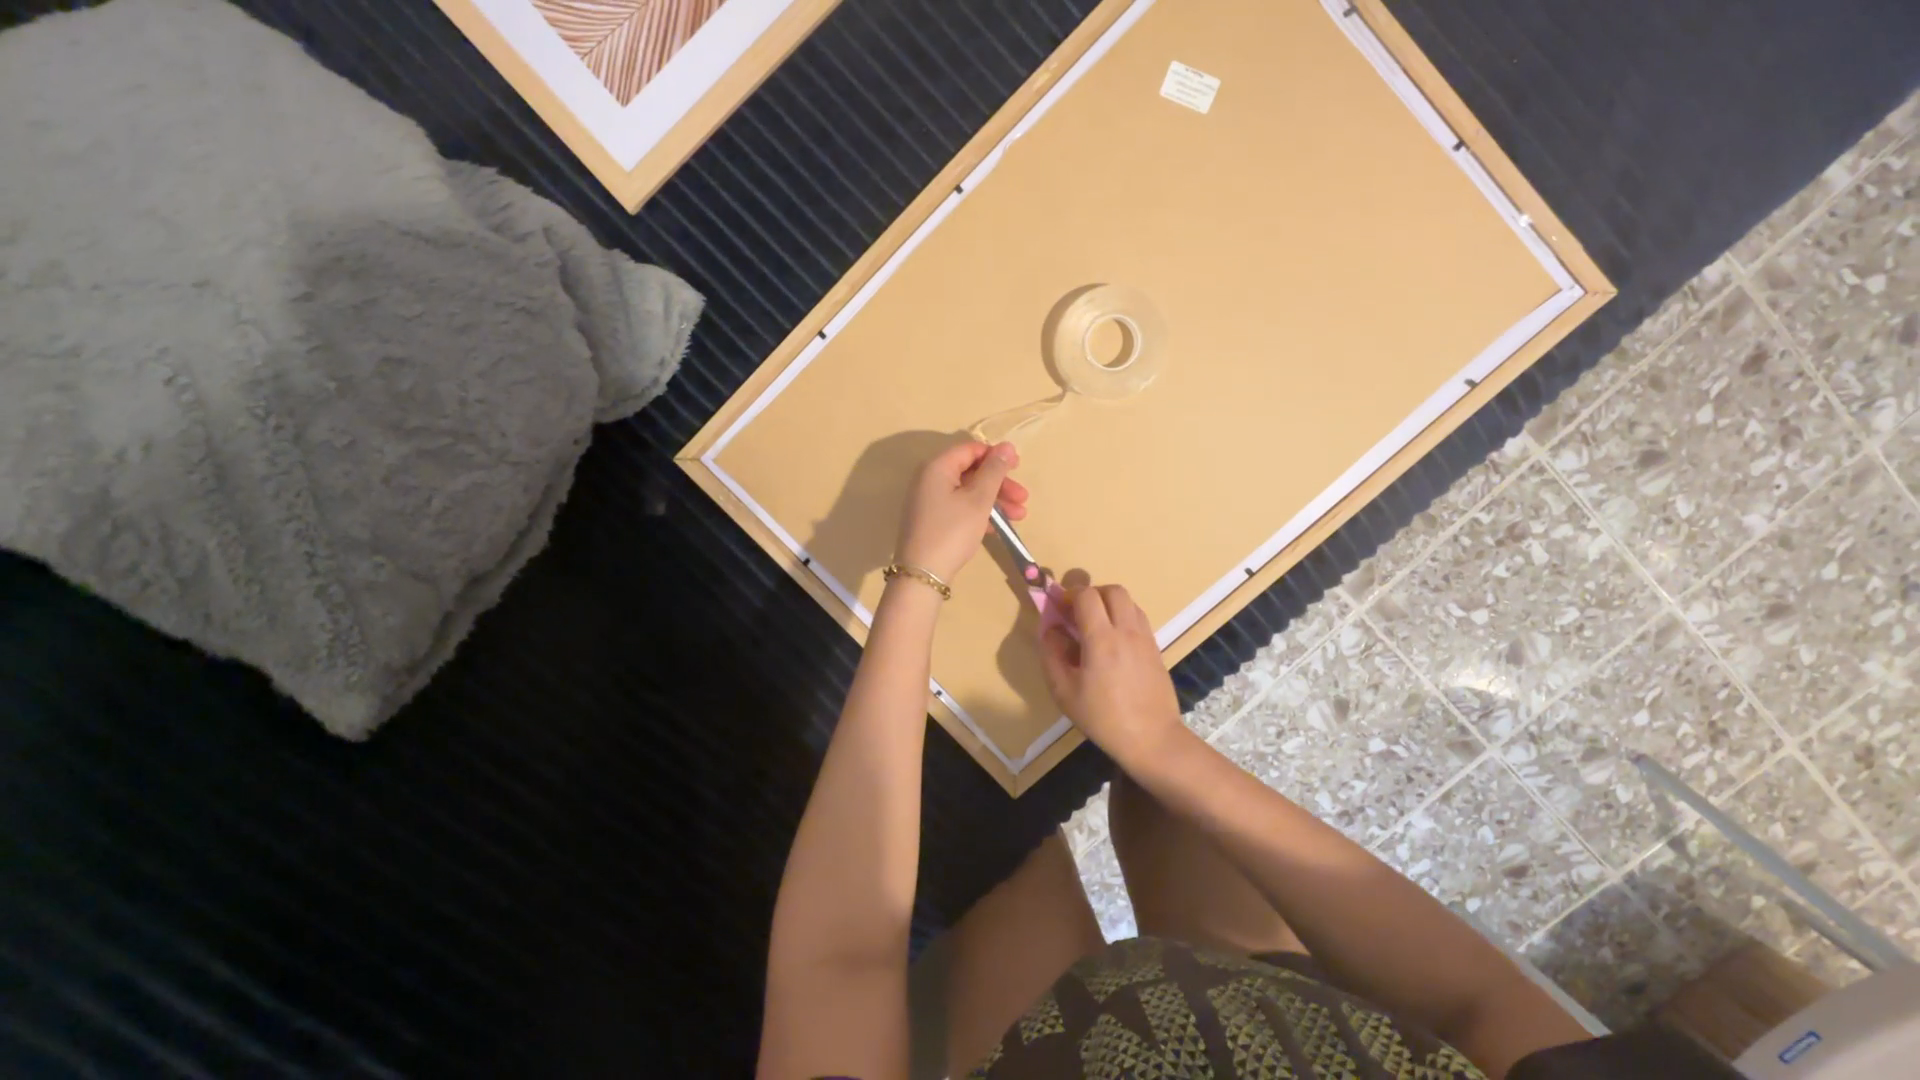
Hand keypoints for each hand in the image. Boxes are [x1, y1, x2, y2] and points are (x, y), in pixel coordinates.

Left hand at [894, 439, 1026, 582]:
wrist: (922, 574)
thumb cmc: (952, 531)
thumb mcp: (978, 499)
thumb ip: (994, 471)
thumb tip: (1007, 446)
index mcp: (937, 467)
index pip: (970, 449)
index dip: (996, 456)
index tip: (1019, 468)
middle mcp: (929, 479)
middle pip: (970, 471)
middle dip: (999, 484)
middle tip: (1023, 498)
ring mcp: (928, 501)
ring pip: (967, 492)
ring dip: (994, 501)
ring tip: (1020, 517)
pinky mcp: (931, 520)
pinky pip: (959, 507)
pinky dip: (979, 513)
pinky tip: (997, 528)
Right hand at [1038, 582, 1184, 768]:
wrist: (1152, 738)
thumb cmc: (1103, 718)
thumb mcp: (1064, 692)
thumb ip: (1052, 655)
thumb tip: (1051, 630)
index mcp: (1102, 639)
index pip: (1087, 595)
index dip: (1069, 595)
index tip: (1059, 610)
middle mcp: (1127, 631)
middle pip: (1112, 590)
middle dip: (1091, 594)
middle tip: (1077, 614)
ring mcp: (1146, 638)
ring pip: (1129, 602)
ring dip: (1108, 604)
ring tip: (1094, 628)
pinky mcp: (1156, 649)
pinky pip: (1138, 619)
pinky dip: (1122, 618)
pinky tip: (1112, 644)